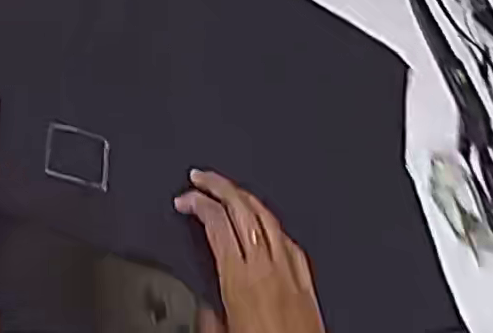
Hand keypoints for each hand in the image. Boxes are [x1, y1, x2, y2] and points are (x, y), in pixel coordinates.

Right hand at [175, 170, 325, 332]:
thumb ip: (209, 316)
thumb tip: (205, 307)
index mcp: (239, 279)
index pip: (215, 221)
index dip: (196, 202)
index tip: (183, 199)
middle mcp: (265, 269)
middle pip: (240, 207)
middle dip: (216, 185)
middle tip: (199, 177)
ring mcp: (290, 274)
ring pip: (266, 216)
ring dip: (243, 195)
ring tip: (228, 188)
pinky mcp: (309, 287)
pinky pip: (289, 241)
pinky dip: (272, 224)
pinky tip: (266, 222)